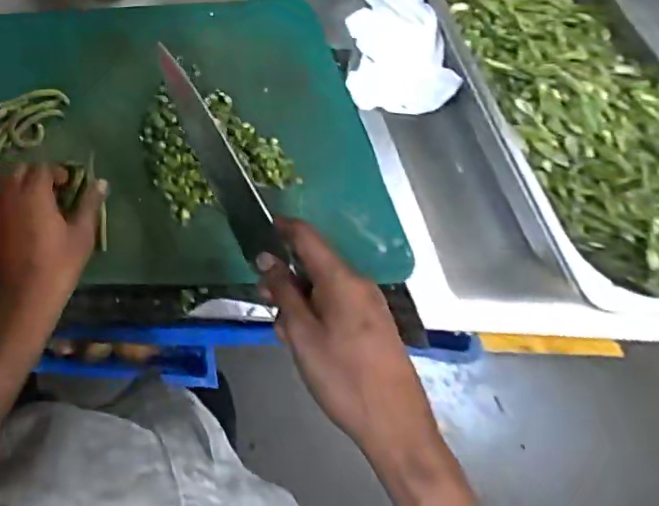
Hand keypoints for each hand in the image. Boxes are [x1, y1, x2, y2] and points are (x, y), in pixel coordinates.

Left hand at [0, 163, 105, 307]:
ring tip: (38, 209)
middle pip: (21, 170)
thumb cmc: (57, 264)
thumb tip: (101, 182)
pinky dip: (11, 205)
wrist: (23, 297)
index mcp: (33, 191)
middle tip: (53, 193)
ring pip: (7, 186)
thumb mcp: (82, 234)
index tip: (69, 187)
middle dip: (37, 175)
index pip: (43, 167)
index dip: (57, 172)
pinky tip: (23, 225)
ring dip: (22, 188)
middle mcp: (10, 193)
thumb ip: (89, 204)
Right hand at [259, 219, 472, 505]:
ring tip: (284, 329)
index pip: (307, 235)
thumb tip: (267, 258)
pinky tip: (306, 341)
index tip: (260, 227)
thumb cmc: (343, 377)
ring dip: (300, 299)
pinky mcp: (376, 327)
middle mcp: (360, 285)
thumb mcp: (302, 333)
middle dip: (286, 275)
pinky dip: (317, 312)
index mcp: (342, 279)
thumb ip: (283, 291)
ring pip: (325, 288)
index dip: (282, 226)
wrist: (399, 431)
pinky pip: (339, 304)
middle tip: (264, 297)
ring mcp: (371, 306)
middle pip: (315, 263)